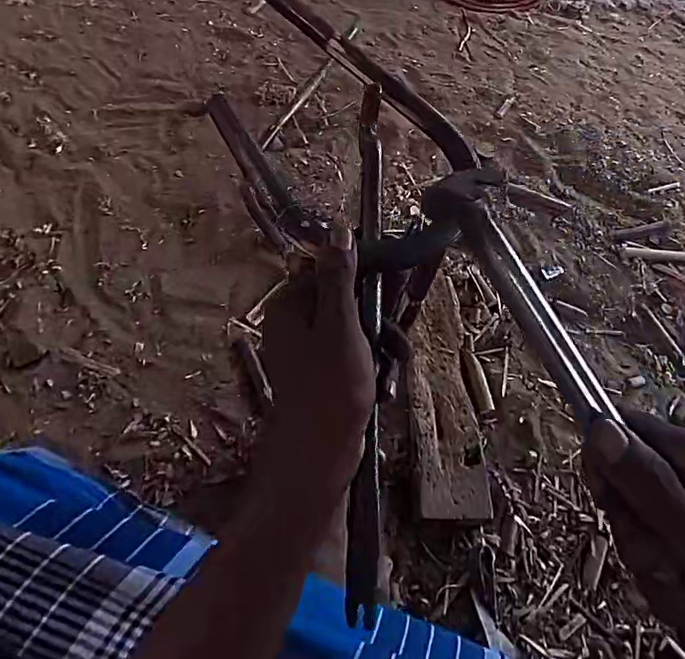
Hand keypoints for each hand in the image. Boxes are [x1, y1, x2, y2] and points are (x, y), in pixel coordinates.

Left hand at [258, 223, 374, 486]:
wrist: (320, 456)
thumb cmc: (331, 386)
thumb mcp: (341, 324)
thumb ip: (339, 277)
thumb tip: (339, 229)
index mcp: (289, 303)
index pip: (328, 267)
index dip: (362, 275)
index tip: (391, 286)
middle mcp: (292, 320)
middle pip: (342, 297)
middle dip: (374, 316)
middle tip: (395, 340)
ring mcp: (304, 346)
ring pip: (350, 324)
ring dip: (377, 340)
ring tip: (395, 363)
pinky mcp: (318, 369)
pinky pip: (348, 349)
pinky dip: (368, 359)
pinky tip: (383, 381)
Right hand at [583, 410, 684, 658]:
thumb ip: (650, 486)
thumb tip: (600, 426)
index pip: (624, 428)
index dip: (605, 462)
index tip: (608, 502)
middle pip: (629, 482)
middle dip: (634, 530)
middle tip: (664, 565)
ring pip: (642, 525)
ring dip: (650, 566)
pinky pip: (664, 556)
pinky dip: (669, 586)